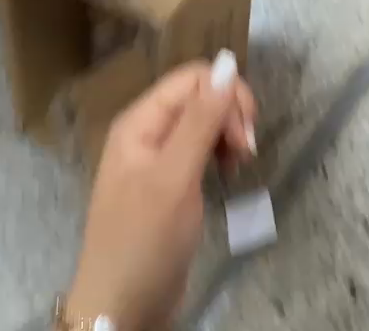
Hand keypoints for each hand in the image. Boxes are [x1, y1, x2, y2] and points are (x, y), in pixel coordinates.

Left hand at [65, 54, 257, 330]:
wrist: (123, 309)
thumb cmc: (144, 240)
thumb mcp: (174, 177)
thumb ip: (201, 119)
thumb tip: (228, 62)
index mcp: (140, 120)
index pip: (195, 77)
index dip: (227, 96)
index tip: (243, 135)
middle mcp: (148, 130)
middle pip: (202, 95)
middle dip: (231, 115)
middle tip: (245, 152)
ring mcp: (158, 155)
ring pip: (206, 120)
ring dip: (229, 134)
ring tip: (240, 165)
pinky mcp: (171, 179)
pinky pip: (202, 146)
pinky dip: (221, 153)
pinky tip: (229, 172)